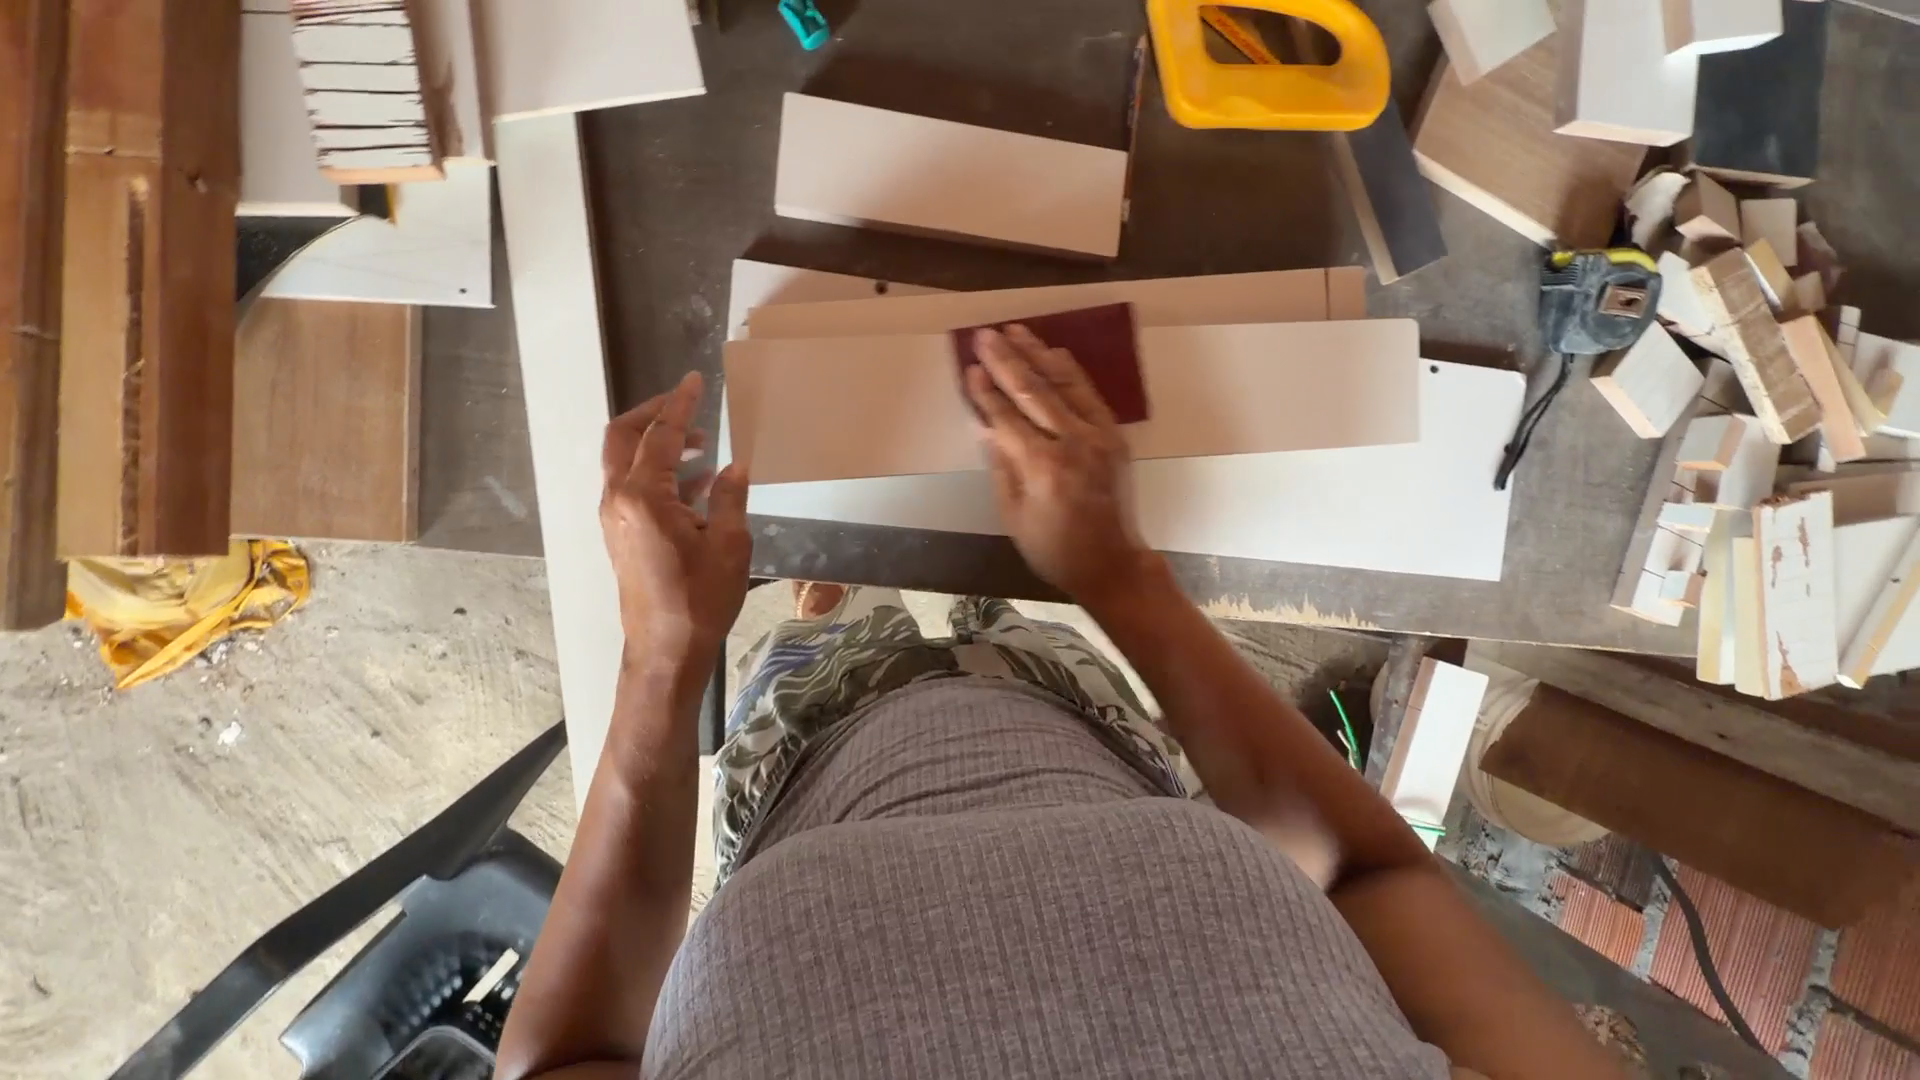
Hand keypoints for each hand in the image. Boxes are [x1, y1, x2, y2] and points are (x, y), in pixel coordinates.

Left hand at [600, 372, 751, 669]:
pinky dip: (660, 474)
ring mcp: (615, 518)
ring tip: (703, 446)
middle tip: (688, 406)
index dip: (681, 404)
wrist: (665, 649)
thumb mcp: (729, 544)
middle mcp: (618, 500)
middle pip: (624, 437)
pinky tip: (696, 485)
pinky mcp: (621, 535)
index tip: (694, 380)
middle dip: (654, 415)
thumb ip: (729, 497)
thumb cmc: (700, 598)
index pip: (662, 435)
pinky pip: (633, 487)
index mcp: (644, 496)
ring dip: (659, 446)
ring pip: (626, 462)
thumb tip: (734, 466)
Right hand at [964, 325, 1158, 607]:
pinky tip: (1052, 352)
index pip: (1007, 418)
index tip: (969, 367)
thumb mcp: (1014, 515)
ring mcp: (1099, 435)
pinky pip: (1088, 393)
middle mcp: (1073, 442)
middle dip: (1006, 360)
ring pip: (1064, 383)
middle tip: (985, 335)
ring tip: (1015, 330)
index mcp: (1043, 467)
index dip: (985, 392)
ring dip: (1037, 353)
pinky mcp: (1114, 434)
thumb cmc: (1054, 548)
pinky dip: (1069, 370)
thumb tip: (986, 425)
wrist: (1112, 563)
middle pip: (1034, 391)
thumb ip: (1001, 465)